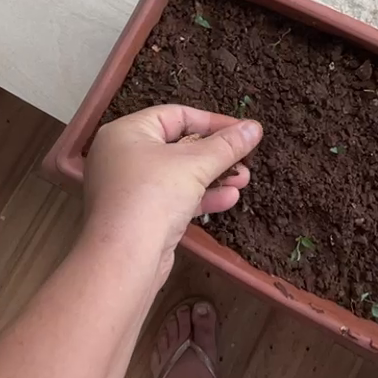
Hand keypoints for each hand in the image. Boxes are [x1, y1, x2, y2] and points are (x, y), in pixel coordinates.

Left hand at [82, 105, 262, 278]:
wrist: (124, 261)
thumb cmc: (153, 196)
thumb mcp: (195, 164)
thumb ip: (226, 145)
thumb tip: (254, 127)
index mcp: (127, 133)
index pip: (176, 115)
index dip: (212, 122)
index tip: (242, 130)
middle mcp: (124, 156)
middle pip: (179, 145)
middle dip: (216, 154)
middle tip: (245, 158)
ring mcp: (130, 188)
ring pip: (179, 174)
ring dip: (213, 176)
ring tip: (244, 179)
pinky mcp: (140, 216)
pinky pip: (174, 198)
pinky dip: (200, 196)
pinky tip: (229, 199)